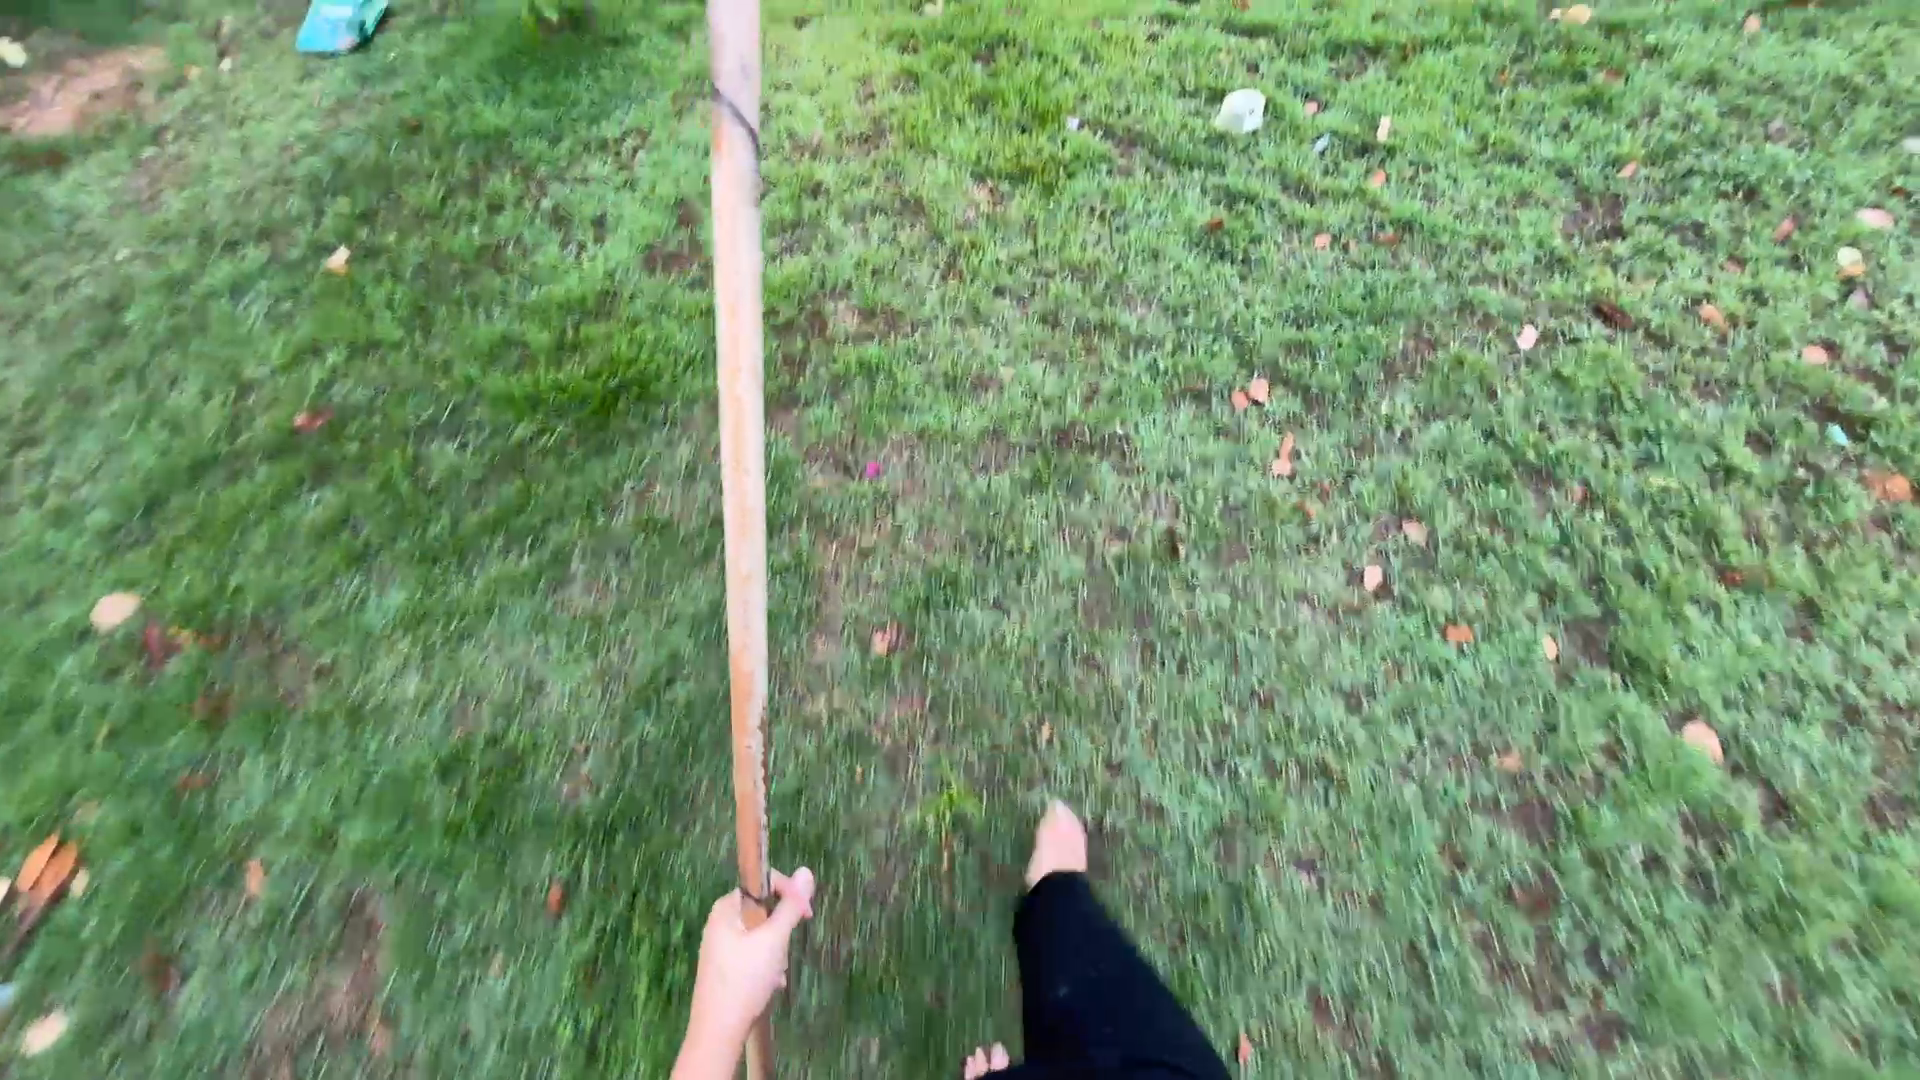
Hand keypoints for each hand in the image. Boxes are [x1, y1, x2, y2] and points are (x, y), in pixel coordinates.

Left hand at [675, 867, 815, 1077]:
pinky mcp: (723, 967)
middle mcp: (720, 922)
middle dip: (781, 930)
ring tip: (777, 972)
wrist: (717, 1033)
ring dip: (776, 950)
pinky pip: (752, 952)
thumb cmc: (745, 979)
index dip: (789, 893)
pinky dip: (766, 964)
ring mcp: (720, 946)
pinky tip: (771, 983)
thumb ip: (790, 906)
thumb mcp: (774, 939)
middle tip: (785, 949)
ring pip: (760, 934)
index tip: (807, 914)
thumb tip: (806, 870)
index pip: (764, 883)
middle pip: (764, 910)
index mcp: (726, 908)